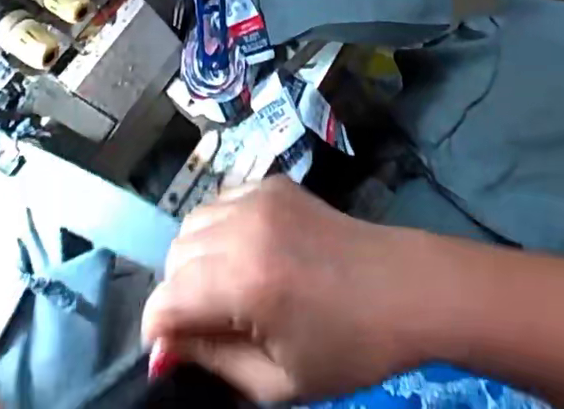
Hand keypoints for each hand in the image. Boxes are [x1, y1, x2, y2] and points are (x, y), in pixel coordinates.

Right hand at [142, 179, 429, 403]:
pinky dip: (219, 227)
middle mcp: (244, 226)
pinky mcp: (274, 182)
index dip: (160, 332)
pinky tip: (249, 252)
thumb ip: (210, 360)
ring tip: (228, 285)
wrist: (403, 287)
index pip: (166, 299)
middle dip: (178, 294)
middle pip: (174, 255)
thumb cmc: (348, 346)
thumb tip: (163, 347)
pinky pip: (222, 201)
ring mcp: (259, 195)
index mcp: (244, 280)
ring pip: (193, 221)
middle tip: (210, 323)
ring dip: (195, 257)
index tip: (174, 352)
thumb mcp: (277, 380)